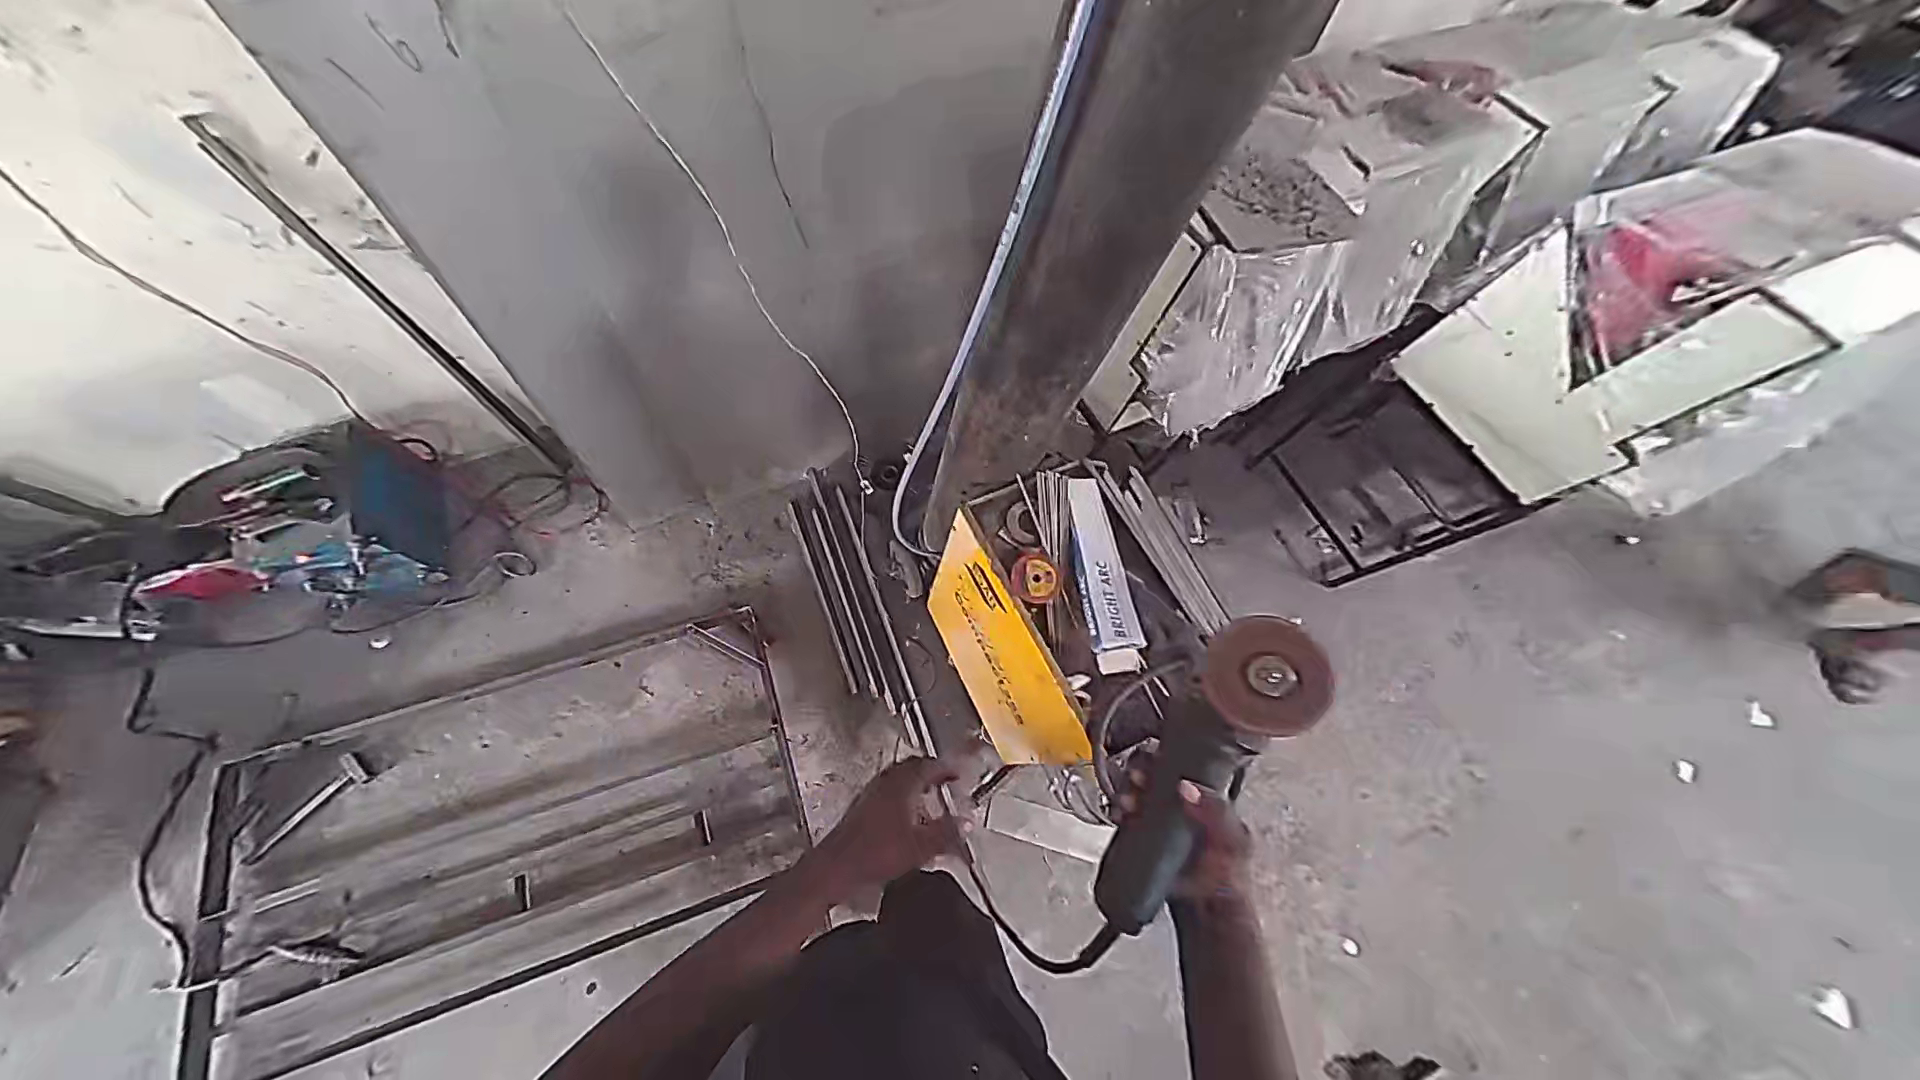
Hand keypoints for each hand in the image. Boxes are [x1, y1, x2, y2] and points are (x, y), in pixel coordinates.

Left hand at [806, 756, 963, 898]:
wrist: (837, 866)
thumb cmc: (875, 852)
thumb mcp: (921, 846)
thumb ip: (947, 833)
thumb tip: (965, 823)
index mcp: (902, 784)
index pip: (928, 765)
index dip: (946, 768)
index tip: (957, 773)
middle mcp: (886, 781)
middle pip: (912, 766)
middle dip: (931, 771)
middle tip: (944, 779)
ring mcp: (871, 792)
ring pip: (899, 777)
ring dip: (915, 782)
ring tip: (928, 796)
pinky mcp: (862, 805)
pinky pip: (887, 789)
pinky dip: (902, 793)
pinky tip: (905, 814)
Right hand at [1119, 760, 1251, 900]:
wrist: (1207, 910)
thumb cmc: (1227, 874)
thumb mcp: (1233, 838)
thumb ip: (1216, 810)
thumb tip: (1186, 787)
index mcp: (1203, 797)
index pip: (1178, 766)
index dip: (1163, 760)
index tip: (1153, 761)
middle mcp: (1178, 803)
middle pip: (1151, 775)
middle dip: (1139, 772)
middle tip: (1136, 778)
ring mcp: (1159, 819)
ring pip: (1136, 792)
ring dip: (1127, 791)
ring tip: (1128, 800)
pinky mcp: (1142, 836)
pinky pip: (1126, 816)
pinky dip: (1120, 811)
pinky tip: (1120, 814)